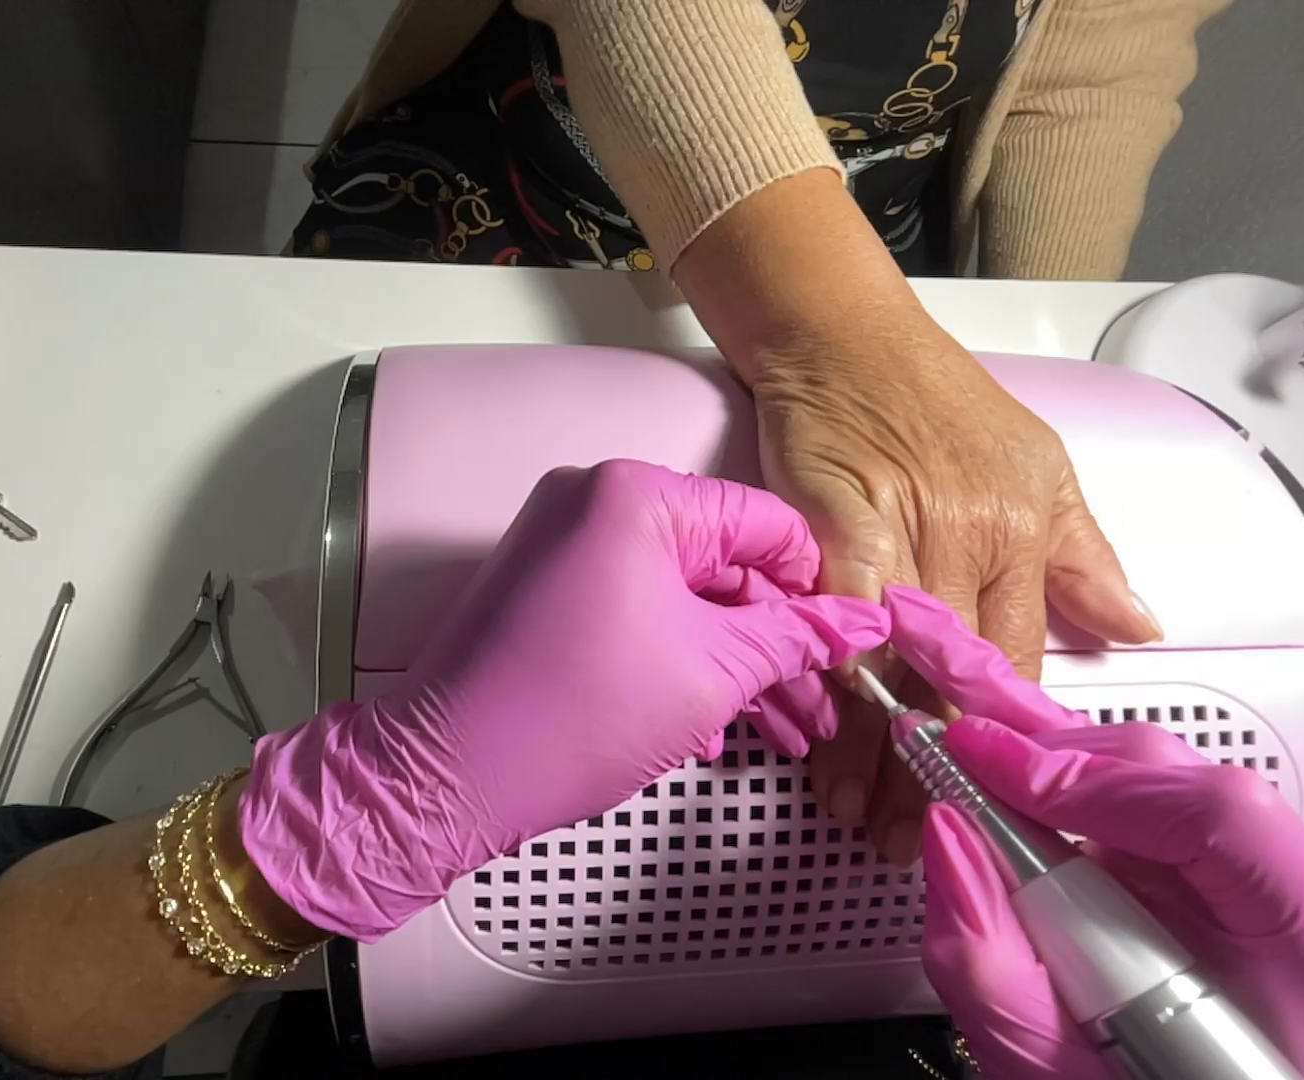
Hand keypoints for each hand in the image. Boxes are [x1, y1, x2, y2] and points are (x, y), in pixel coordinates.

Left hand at [239, 460, 890, 939]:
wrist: (450, 772)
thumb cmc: (568, 716)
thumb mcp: (710, 673)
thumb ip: (791, 636)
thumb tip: (853, 620)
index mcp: (635, 495)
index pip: (761, 520)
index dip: (813, 582)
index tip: (843, 635)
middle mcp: (592, 500)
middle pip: (719, 560)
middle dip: (772, 639)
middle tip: (816, 698)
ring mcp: (562, 540)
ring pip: (677, 592)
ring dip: (727, 658)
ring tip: (777, 725)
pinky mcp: (545, 583)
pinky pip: (632, 605)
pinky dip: (672, 654)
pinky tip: (708, 721)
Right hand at [753, 333, 1160, 864]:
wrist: (839, 339)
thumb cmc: (929, 396)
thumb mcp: (1034, 462)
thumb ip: (1078, 552)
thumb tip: (1135, 631)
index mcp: (1020, 535)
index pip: (1015, 664)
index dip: (994, 744)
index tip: (980, 806)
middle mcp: (968, 543)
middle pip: (952, 680)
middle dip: (930, 767)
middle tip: (910, 838)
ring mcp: (898, 535)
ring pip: (895, 665)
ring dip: (874, 746)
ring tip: (856, 812)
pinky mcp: (829, 524)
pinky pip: (836, 621)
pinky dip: (829, 681)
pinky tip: (815, 734)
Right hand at [887, 589, 1303, 1079]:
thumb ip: (993, 972)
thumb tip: (946, 833)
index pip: (1215, 818)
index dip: (1080, 776)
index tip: (974, 761)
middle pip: (1175, 777)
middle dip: (1045, 752)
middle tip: (953, 733)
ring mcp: (1281, 892)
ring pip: (1153, 776)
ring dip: (1048, 759)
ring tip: (970, 732)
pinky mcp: (1229, 882)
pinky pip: (1141, 804)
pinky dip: (1064, 787)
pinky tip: (1011, 773)